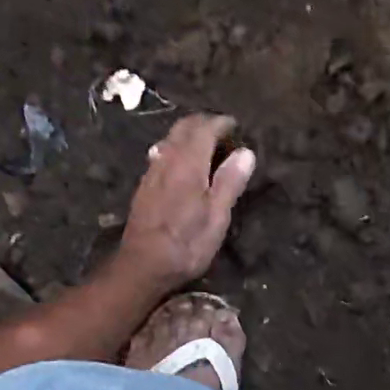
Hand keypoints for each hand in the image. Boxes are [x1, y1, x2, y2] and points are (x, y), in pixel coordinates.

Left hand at [117, 114, 255, 286]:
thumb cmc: (186, 244)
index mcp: (189, 162)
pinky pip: (161, 155)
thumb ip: (230, 182)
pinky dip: (175, 150)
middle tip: (221, 132)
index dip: (221, 123)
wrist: (143, 265)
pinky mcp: (144, 187)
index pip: (205, 128)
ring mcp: (151, 172)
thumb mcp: (217, 217)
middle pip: (183, 128)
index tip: (235, 126)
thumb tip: (245, 152)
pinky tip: (180, 165)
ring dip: (188, 136)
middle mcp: (167, 159)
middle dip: (203, 124)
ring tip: (204, 146)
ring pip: (170, 140)